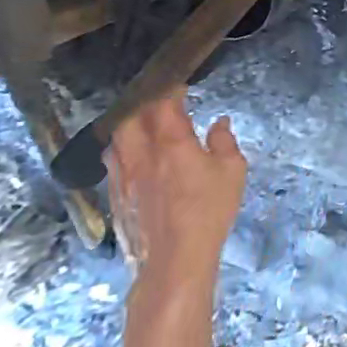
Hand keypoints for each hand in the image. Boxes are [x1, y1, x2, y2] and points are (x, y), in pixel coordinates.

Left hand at [105, 90, 246, 282]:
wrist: (173, 260)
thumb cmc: (209, 210)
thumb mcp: (232, 170)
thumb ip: (224, 142)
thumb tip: (219, 123)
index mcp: (171, 145)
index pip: (162, 106)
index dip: (169, 92)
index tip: (179, 85)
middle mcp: (141, 157)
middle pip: (128, 121)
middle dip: (142, 108)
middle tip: (159, 105)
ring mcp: (123, 180)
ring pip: (115, 144)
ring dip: (128, 131)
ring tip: (143, 129)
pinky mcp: (115, 201)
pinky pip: (114, 167)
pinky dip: (123, 154)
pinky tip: (137, 162)